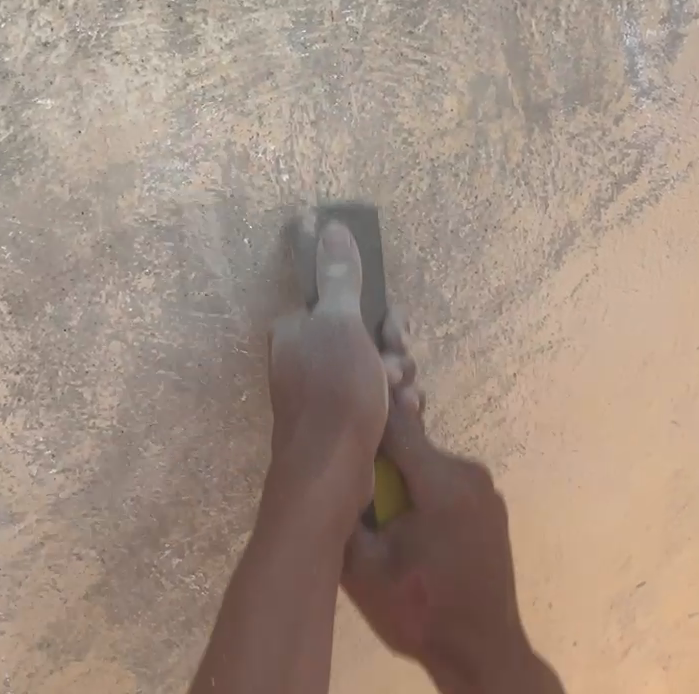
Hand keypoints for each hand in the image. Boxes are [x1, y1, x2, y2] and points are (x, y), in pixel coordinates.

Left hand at [266, 221, 389, 518]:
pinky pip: (372, 399)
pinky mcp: (337, 421)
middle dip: (390, 351)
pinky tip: (403, 413)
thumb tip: (330, 225)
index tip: (394, 326)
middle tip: (398, 365)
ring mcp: (318, 392)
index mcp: (295, 329)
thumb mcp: (340, 323)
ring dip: (396, 378)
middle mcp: (302, 357)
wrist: (329, 473)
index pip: (341, 304)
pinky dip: (391, 403)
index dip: (374, 314)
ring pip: (373, 369)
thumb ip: (339, 276)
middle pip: (362, 337)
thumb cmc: (334, 391)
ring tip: (402, 396)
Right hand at [341, 397, 562, 693]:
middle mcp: (469, 472)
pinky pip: (440, 477)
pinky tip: (404, 522)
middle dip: (376, 456)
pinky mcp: (487, 502)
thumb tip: (324, 464)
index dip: (360, 413)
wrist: (482, 656)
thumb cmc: (419, 612)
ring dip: (397, 475)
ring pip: (422, 459)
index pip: (393, 420)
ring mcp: (484, 487)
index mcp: (442, 482)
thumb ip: (344, 506)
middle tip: (350, 480)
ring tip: (376, 510)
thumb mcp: (362, 567)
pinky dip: (418, 488)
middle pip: (407, 441)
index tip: (330, 414)